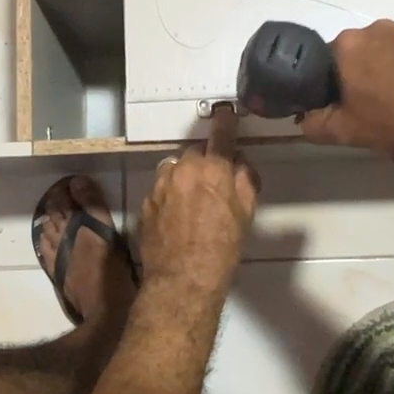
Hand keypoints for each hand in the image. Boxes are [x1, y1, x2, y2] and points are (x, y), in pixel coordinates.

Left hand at [140, 106, 258, 296]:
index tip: (226, 113)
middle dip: (207, 159)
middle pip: (196, 152)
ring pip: (176, 167)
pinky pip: (162, 187)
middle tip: (216, 180)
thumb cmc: (222, 248)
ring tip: (195, 200)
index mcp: (212, 169)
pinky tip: (178, 216)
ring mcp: (160, 185)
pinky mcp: (146, 202)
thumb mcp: (246, 214)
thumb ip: (245, 180)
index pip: (221, 136)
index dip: (226, 123)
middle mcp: (183, 169)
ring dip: (186, 174)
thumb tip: (239, 163)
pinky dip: (171, 193)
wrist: (183, 280)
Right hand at [297, 20, 393, 157]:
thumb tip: (305, 120)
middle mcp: (373, 31)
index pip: (319, 66)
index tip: (336, 115)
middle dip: (358, 94)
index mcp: (345, 44)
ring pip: (383, 68)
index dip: (325, 94)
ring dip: (385, 93)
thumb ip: (314, 125)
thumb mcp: (345, 131)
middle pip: (354, 66)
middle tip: (369, 125)